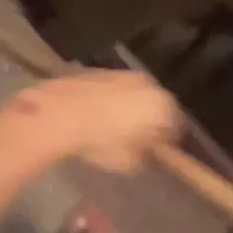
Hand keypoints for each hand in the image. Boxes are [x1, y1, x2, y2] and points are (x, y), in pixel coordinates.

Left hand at [2, 70, 179, 173]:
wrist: (59, 112)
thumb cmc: (99, 141)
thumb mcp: (127, 161)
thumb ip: (143, 156)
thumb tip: (143, 151)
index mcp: (161, 105)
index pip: (174, 126)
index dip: (165, 142)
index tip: (155, 152)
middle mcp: (148, 83)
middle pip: (155, 105)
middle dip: (148, 120)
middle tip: (135, 139)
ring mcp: (123, 73)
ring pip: (135, 94)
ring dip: (130, 108)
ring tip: (113, 126)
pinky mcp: (100, 70)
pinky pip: (114, 89)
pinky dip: (111, 99)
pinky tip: (97, 113)